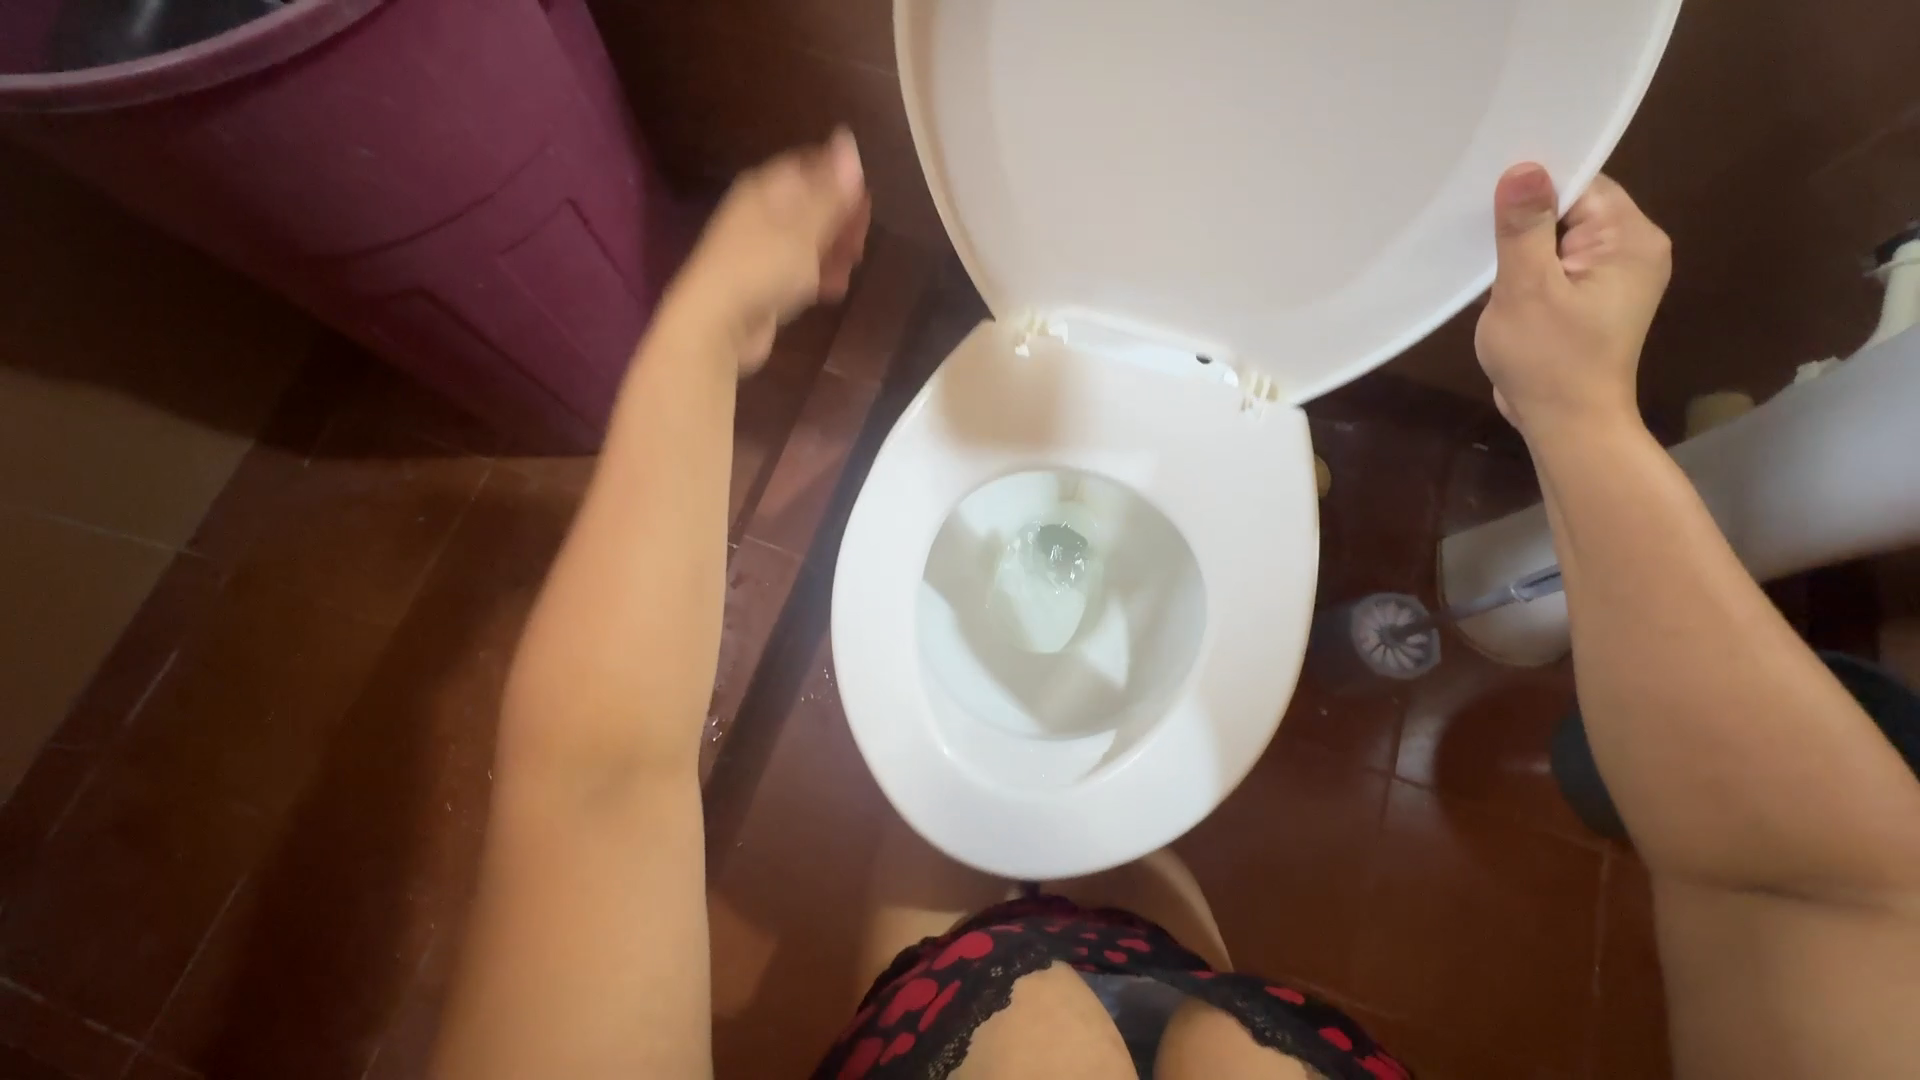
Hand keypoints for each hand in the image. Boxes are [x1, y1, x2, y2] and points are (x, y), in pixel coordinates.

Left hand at [663, 128, 872, 374]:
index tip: (866, 197)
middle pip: (810, 205)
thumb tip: (847, 141)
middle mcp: (762, 214)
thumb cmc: (762, 267)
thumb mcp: (804, 228)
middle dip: (839, 220)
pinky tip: (834, 289)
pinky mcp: (765, 283)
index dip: (840, 178)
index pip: (809, 167)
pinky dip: (817, 276)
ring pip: (807, 241)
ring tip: (853, 265)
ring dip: (832, 251)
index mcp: (767, 189)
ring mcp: (762, 250)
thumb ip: (830, 190)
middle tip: (862, 239)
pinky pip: (799, 271)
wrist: (719, 323)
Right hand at [1474, 165, 1671, 434]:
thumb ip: (1524, 228)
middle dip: (1524, 218)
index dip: (1535, 185)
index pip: (1583, 185)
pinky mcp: (1592, 302)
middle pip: (1573, 210)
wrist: (1567, 423)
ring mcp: (1614, 278)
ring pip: (1561, 240)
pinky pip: (1557, 268)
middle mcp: (1633, 250)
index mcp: (1629, 239)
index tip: (1485, 190)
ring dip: (1521, 247)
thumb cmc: (1548, 358)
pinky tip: (1495, 282)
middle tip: (1471, 222)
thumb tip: (1523, 168)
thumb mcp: (1526, 289)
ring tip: (1477, 252)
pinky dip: (1527, 270)